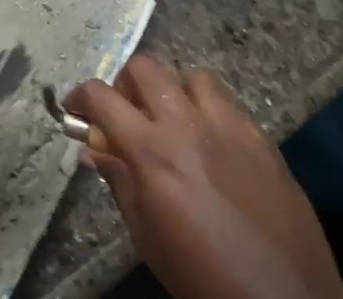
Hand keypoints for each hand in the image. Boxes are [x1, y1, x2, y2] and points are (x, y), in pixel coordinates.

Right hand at [68, 56, 342, 298]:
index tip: (76, 111)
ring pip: (195, 78)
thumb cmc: (201, 273)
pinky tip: (214, 147)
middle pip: (147, 69)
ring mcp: (232, 132)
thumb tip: (95, 151)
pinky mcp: (267, 145)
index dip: (80, 97)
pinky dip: (214, 115)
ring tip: (175, 121)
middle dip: (126, 84)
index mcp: (152, 150)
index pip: (101, 96)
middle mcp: (189, 128)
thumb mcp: (146, 234)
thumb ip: (119, 181)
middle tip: (127, 113)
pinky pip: (233, 109)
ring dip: (176, 91)